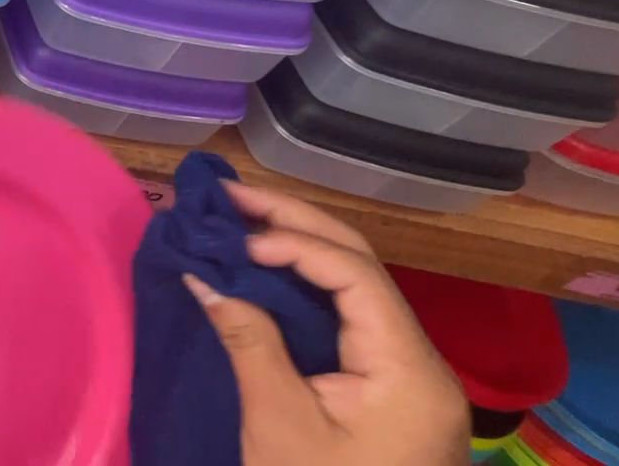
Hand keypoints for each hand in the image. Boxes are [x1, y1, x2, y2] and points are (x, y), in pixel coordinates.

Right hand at [184, 183, 469, 465]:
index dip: (291, 242)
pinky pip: (343, 311)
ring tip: (236, 217)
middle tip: (226, 195)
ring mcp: (403, 372)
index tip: (231, 243)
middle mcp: (417, 361)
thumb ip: (247, 337)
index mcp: (408, 370)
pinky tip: (258, 263)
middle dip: (291, 221)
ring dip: (293, 243)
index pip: (355, 273)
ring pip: (352, 283)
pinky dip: (297, 278)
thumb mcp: (279, 422)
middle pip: (359, 264)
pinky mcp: (382, 383)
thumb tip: (201, 273)